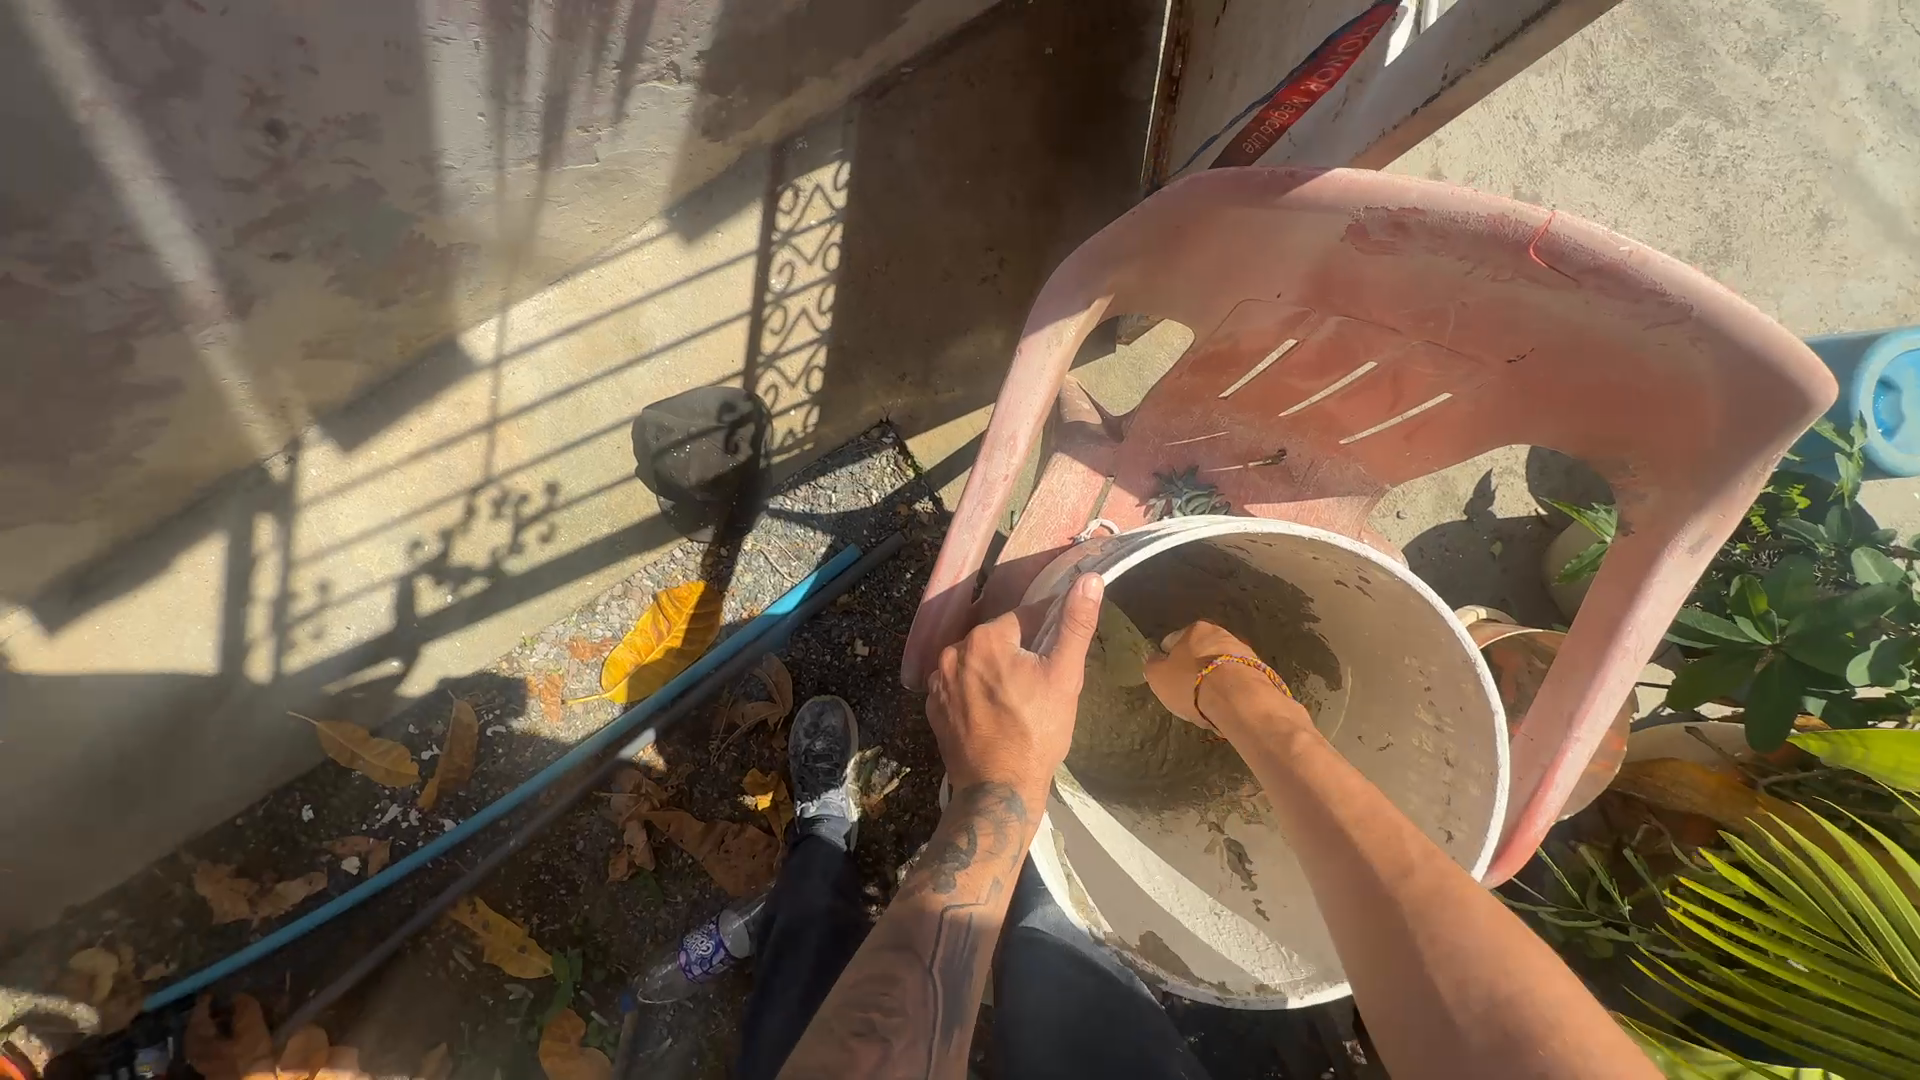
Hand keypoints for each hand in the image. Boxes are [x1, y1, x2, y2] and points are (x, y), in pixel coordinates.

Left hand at [925, 573, 1104, 794]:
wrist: (998, 789)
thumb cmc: (1038, 731)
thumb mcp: (1065, 676)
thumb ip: (1075, 624)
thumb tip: (1090, 579)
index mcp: (985, 637)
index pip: (1025, 618)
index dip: (1048, 636)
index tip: (1059, 659)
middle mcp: (954, 652)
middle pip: (999, 640)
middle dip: (1021, 654)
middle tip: (1043, 686)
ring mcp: (939, 682)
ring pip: (979, 662)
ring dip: (997, 672)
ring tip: (1020, 702)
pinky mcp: (933, 708)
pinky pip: (961, 686)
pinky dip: (977, 692)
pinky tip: (996, 713)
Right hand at [1146, 620, 1304, 733]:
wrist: (1239, 700)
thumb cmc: (1191, 683)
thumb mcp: (1158, 676)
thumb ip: (1153, 664)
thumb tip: (1155, 658)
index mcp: (1195, 629)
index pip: (1171, 641)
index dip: (1166, 660)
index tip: (1166, 678)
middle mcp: (1221, 633)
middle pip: (1199, 652)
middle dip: (1192, 669)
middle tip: (1186, 692)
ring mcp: (1244, 652)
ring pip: (1219, 666)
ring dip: (1212, 679)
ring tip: (1207, 702)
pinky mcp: (1261, 672)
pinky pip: (1236, 681)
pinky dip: (1230, 690)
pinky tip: (1225, 706)